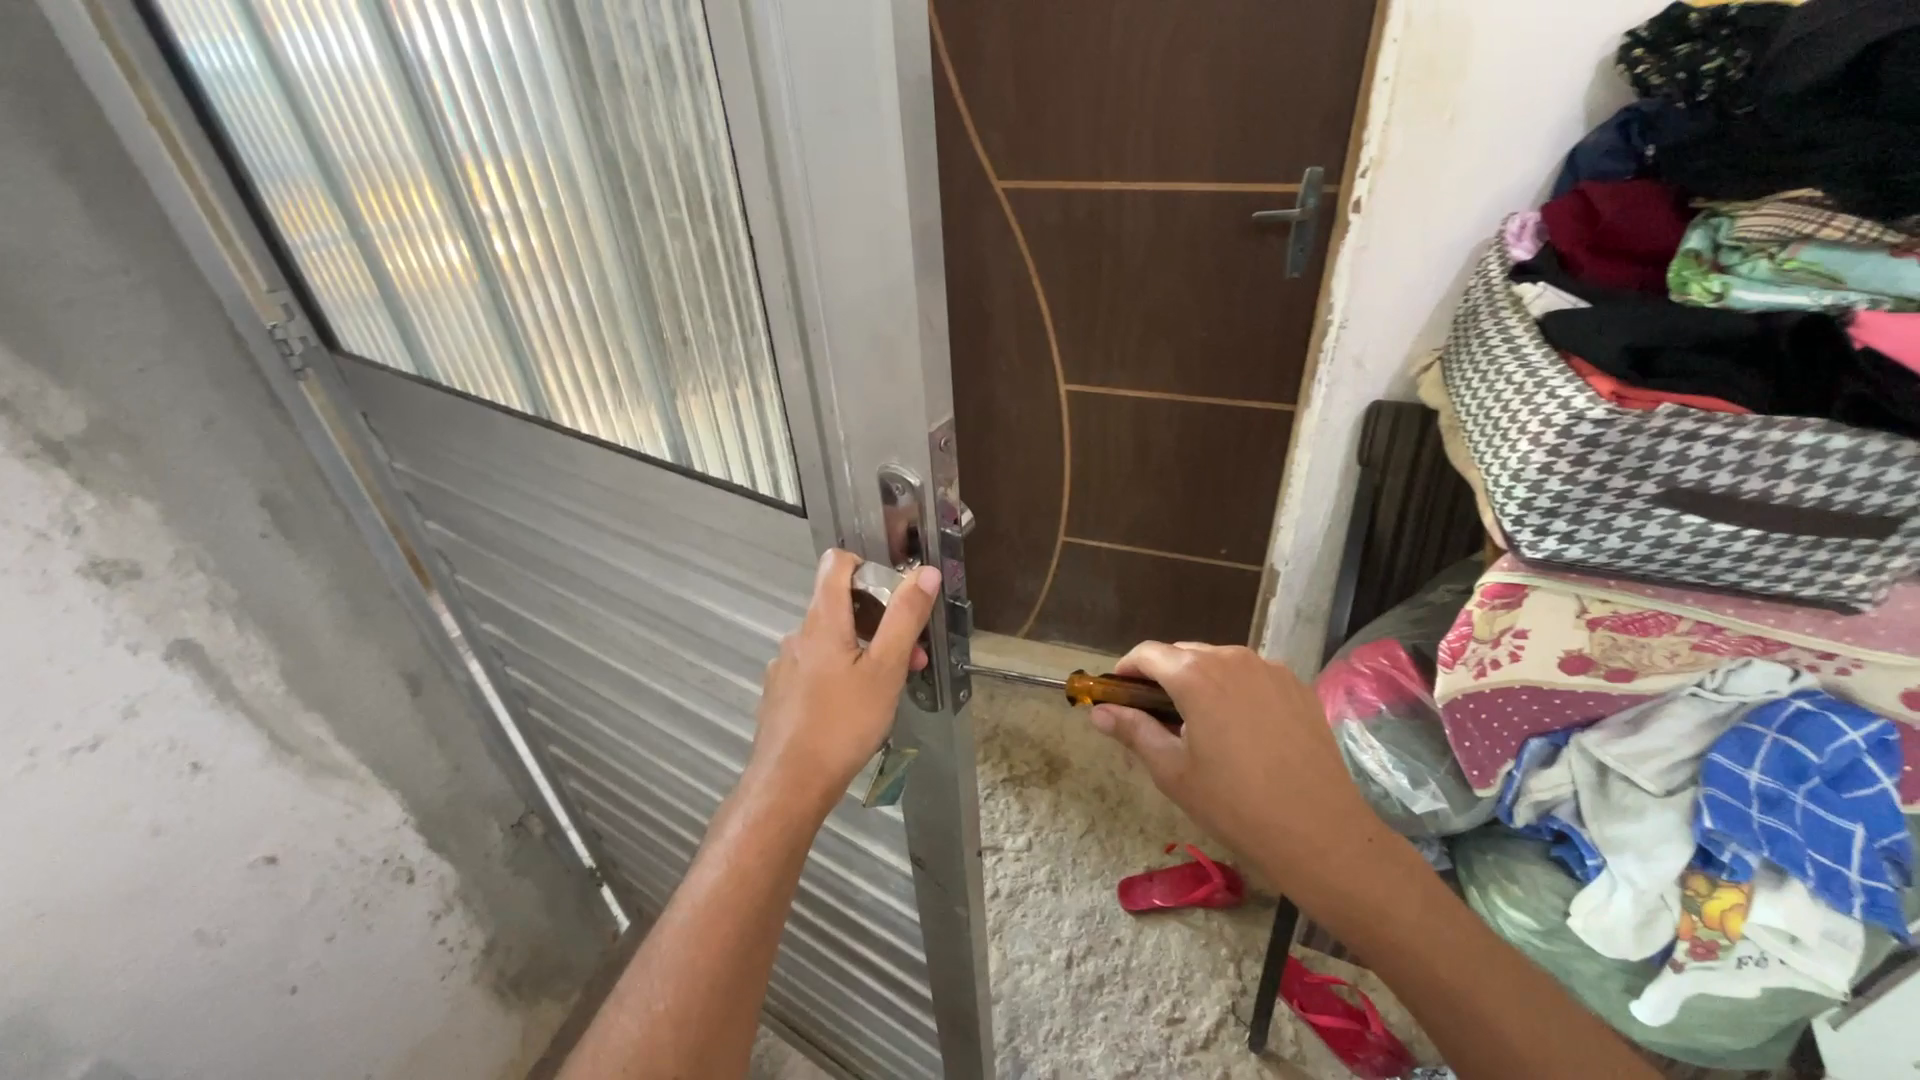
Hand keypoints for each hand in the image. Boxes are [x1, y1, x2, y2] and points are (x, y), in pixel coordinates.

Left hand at [748, 549, 939, 813]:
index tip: (895, 594)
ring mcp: (785, 665)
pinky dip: (841, 674)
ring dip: (865, 652)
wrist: (790, 783)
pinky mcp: (781, 692)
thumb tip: (923, 572)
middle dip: (880, 622)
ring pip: (831, 641)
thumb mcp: (886, 669)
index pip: (837, 563)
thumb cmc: (844, 723)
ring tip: (890, 689)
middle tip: (912, 657)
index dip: (868, 566)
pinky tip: (855, 709)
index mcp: (822, 620)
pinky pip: (816, 667)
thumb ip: (905, 618)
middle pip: (840, 605)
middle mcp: (798, 635)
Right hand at [1089, 643, 1381, 888]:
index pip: (1148, 654)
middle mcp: (1233, 659)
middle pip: (1183, 653)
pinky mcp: (1297, 687)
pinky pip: (1252, 676)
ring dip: (1198, 681)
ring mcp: (1270, 670)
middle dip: (1161, 676)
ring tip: (1196, 723)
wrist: (1318, 829)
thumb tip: (1098, 712)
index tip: (1116, 695)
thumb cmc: (1233, 804)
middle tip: (1152, 715)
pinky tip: (1237, 729)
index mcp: (1196, 675)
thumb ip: (1133, 731)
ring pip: (1220, 662)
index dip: (1126, 670)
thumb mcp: (1172, 770)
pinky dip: (1233, 689)